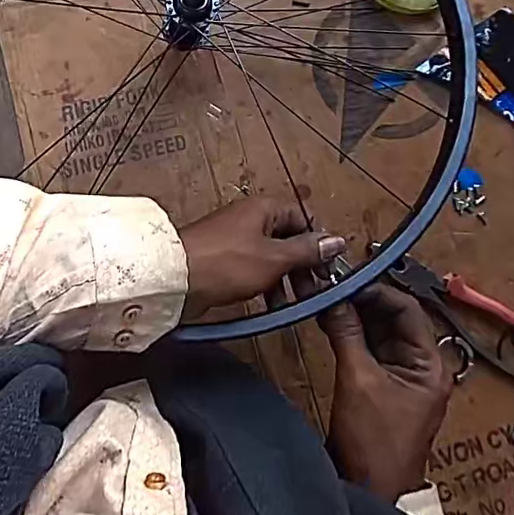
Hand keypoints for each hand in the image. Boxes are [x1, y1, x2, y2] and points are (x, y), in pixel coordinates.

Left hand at [176, 196, 345, 318]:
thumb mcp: (274, 258)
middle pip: (289, 238)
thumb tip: (336, 240)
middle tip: (314, 292)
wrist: (177, 278)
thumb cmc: (225, 263)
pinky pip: (255, 269)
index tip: (328, 269)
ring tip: (295, 304)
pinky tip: (270, 305)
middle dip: (304, 266)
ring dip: (286, 280)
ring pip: (273, 257)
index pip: (302, 218)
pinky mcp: (225, 259)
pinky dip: (266, 285)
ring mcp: (236, 239)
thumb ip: (306, 251)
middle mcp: (250, 219)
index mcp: (263, 209)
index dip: (318, 242)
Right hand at [319, 284, 451, 501]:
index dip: (377, 291)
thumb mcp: (358, 379)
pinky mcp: (378, 379)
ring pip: (375, 328)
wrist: (365, 488)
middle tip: (330, 286)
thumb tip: (333, 296)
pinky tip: (326, 319)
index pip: (408, 310)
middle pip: (391, 317)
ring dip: (351, 312)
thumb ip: (345, 332)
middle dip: (361, 299)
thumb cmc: (374, 444)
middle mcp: (418, 365)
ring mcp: (398, 372)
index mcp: (429, 366)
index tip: (347, 281)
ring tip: (324, 298)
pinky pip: (364, 343)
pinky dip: (346, 329)